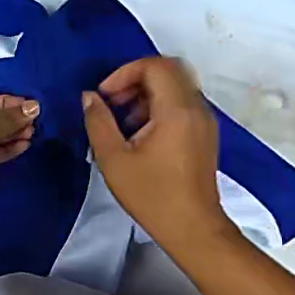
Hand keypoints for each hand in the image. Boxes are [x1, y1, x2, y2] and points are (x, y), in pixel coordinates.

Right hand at [81, 56, 228, 234]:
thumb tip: (90, 97)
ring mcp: (205, 121)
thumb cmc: (152, 195)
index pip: (155, 66)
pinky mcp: (205, 133)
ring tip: (122, 120)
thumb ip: (98, 121)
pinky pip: (181, 102)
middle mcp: (196, 109)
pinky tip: (140, 132)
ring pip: (176, 85)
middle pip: (168, 70)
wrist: (193, 229)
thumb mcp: (113, 158)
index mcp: (176, 111)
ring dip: (145, 92)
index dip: (125, 72)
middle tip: (112, 102)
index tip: (105, 95)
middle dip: (135, 78)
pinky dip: (158, 105)